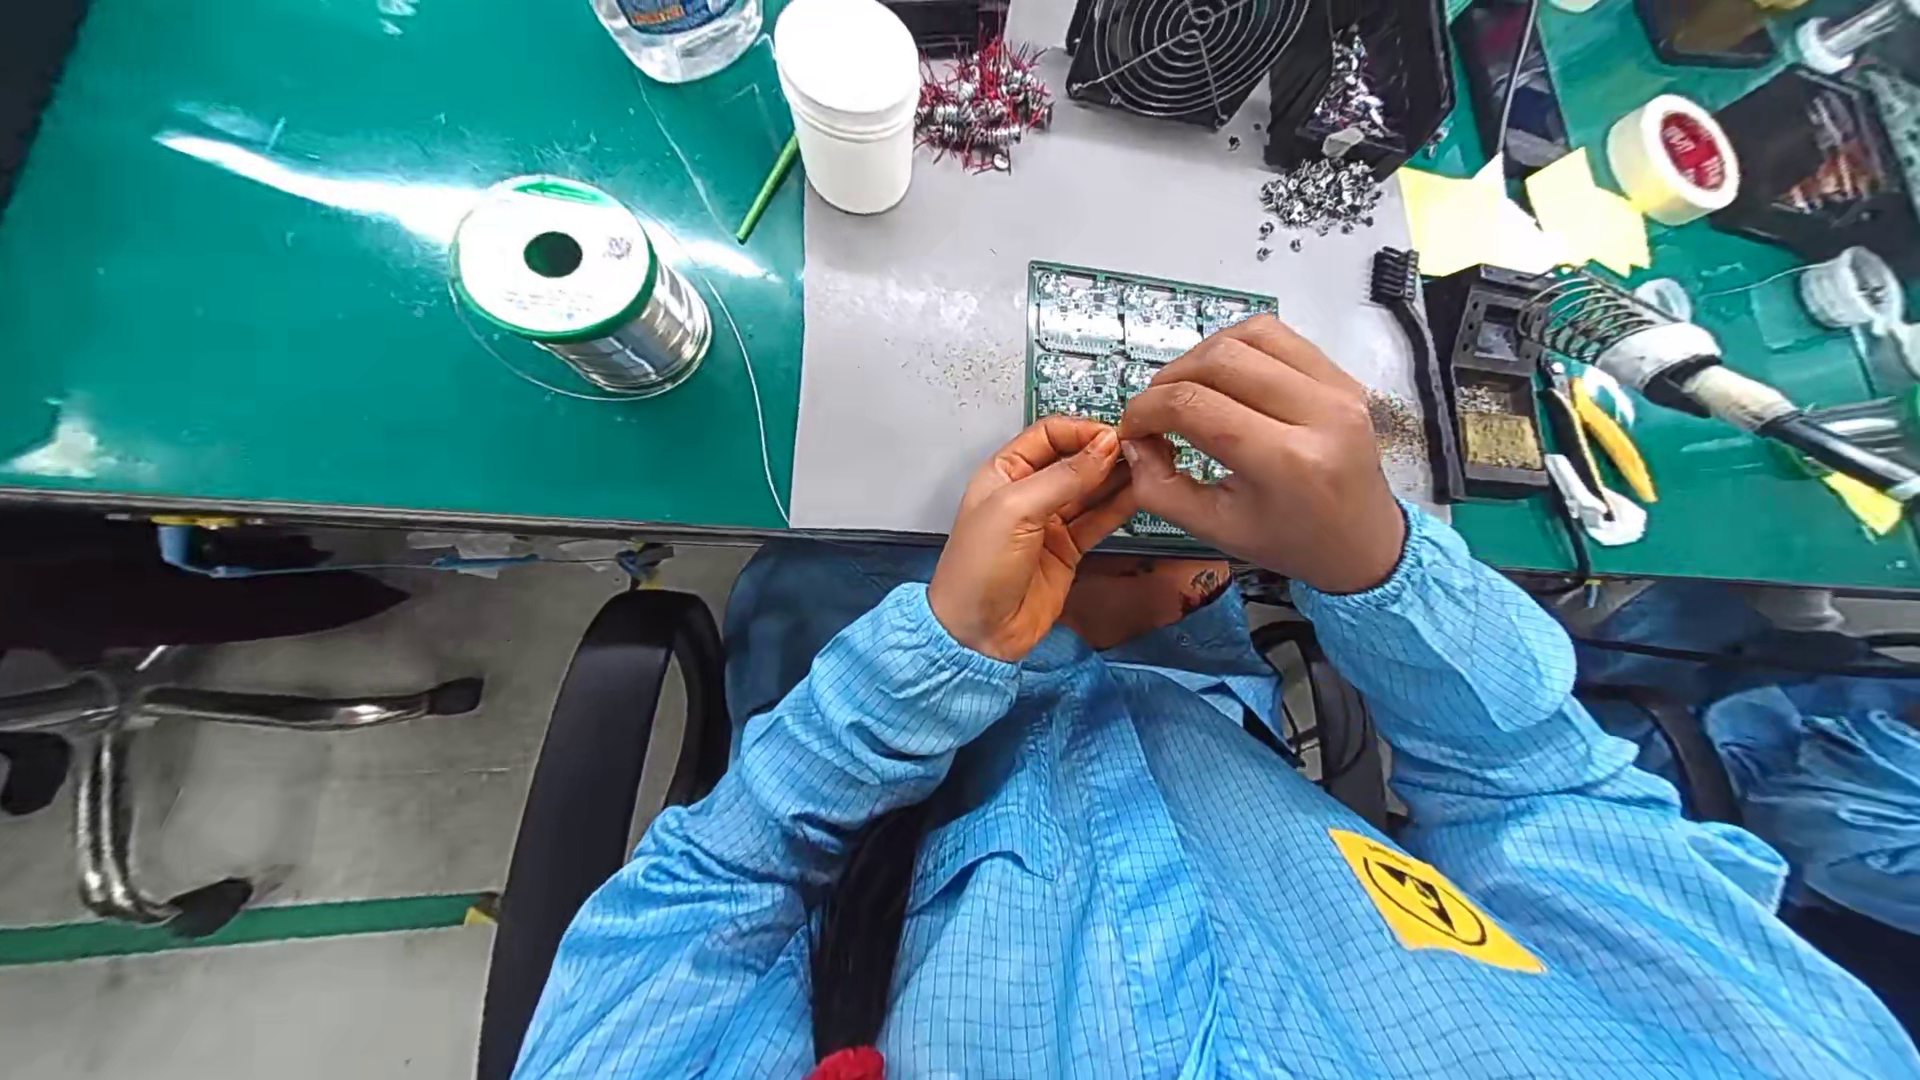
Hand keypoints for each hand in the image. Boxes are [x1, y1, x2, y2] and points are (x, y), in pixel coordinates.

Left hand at [929, 417, 1136, 660]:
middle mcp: (1028, 493)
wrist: (978, 632)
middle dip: (1105, 451)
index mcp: (1004, 473)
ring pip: (1091, 489)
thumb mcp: (1015, 511)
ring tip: (1150, 465)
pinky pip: (1098, 520)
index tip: (1112, 435)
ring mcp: (1049, 522)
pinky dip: (1119, 507)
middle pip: (1074, 460)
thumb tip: (1103, 447)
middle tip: (1142, 447)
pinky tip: (1140, 494)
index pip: (1049, 435)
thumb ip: (1062, 478)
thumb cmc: (976, 570)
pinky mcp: (1067, 549)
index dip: (1081, 431)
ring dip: (1118, 477)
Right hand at [1116, 315, 1405, 593]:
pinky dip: (1234, 347)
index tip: (1132, 429)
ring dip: (1198, 357)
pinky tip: (1220, 377)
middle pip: (1218, 361)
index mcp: (1285, 462)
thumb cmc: (1287, 542)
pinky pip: (1277, 336)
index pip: (1194, 405)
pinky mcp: (1342, 376)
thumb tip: (1133, 441)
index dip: (1146, 410)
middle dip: (1167, 381)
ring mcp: (1338, 388)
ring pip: (1247, 336)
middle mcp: (1319, 413)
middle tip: (1153, 412)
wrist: (1361, 543)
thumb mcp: (1212, 528)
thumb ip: (1158, 487)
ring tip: (1184, 390)